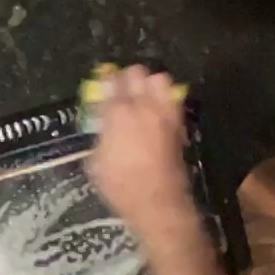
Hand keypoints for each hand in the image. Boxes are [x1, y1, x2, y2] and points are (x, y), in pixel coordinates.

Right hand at [87, 65, 211, 270]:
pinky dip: (165, 100)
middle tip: (123, 90)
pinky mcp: (179, 125)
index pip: (111, 81)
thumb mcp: (95, 163)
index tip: (103, 85)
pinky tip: (158, 113)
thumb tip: (103, 129)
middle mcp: (143, 106)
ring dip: (151, 84)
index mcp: (117, 113)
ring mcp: (164, 113)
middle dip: (128, 78)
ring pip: (160, 79)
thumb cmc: (120, 187)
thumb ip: (99, 137)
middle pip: (137, 72)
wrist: (158, 202)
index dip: (105, 80)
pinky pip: (173, 100)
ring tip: (145, 98)